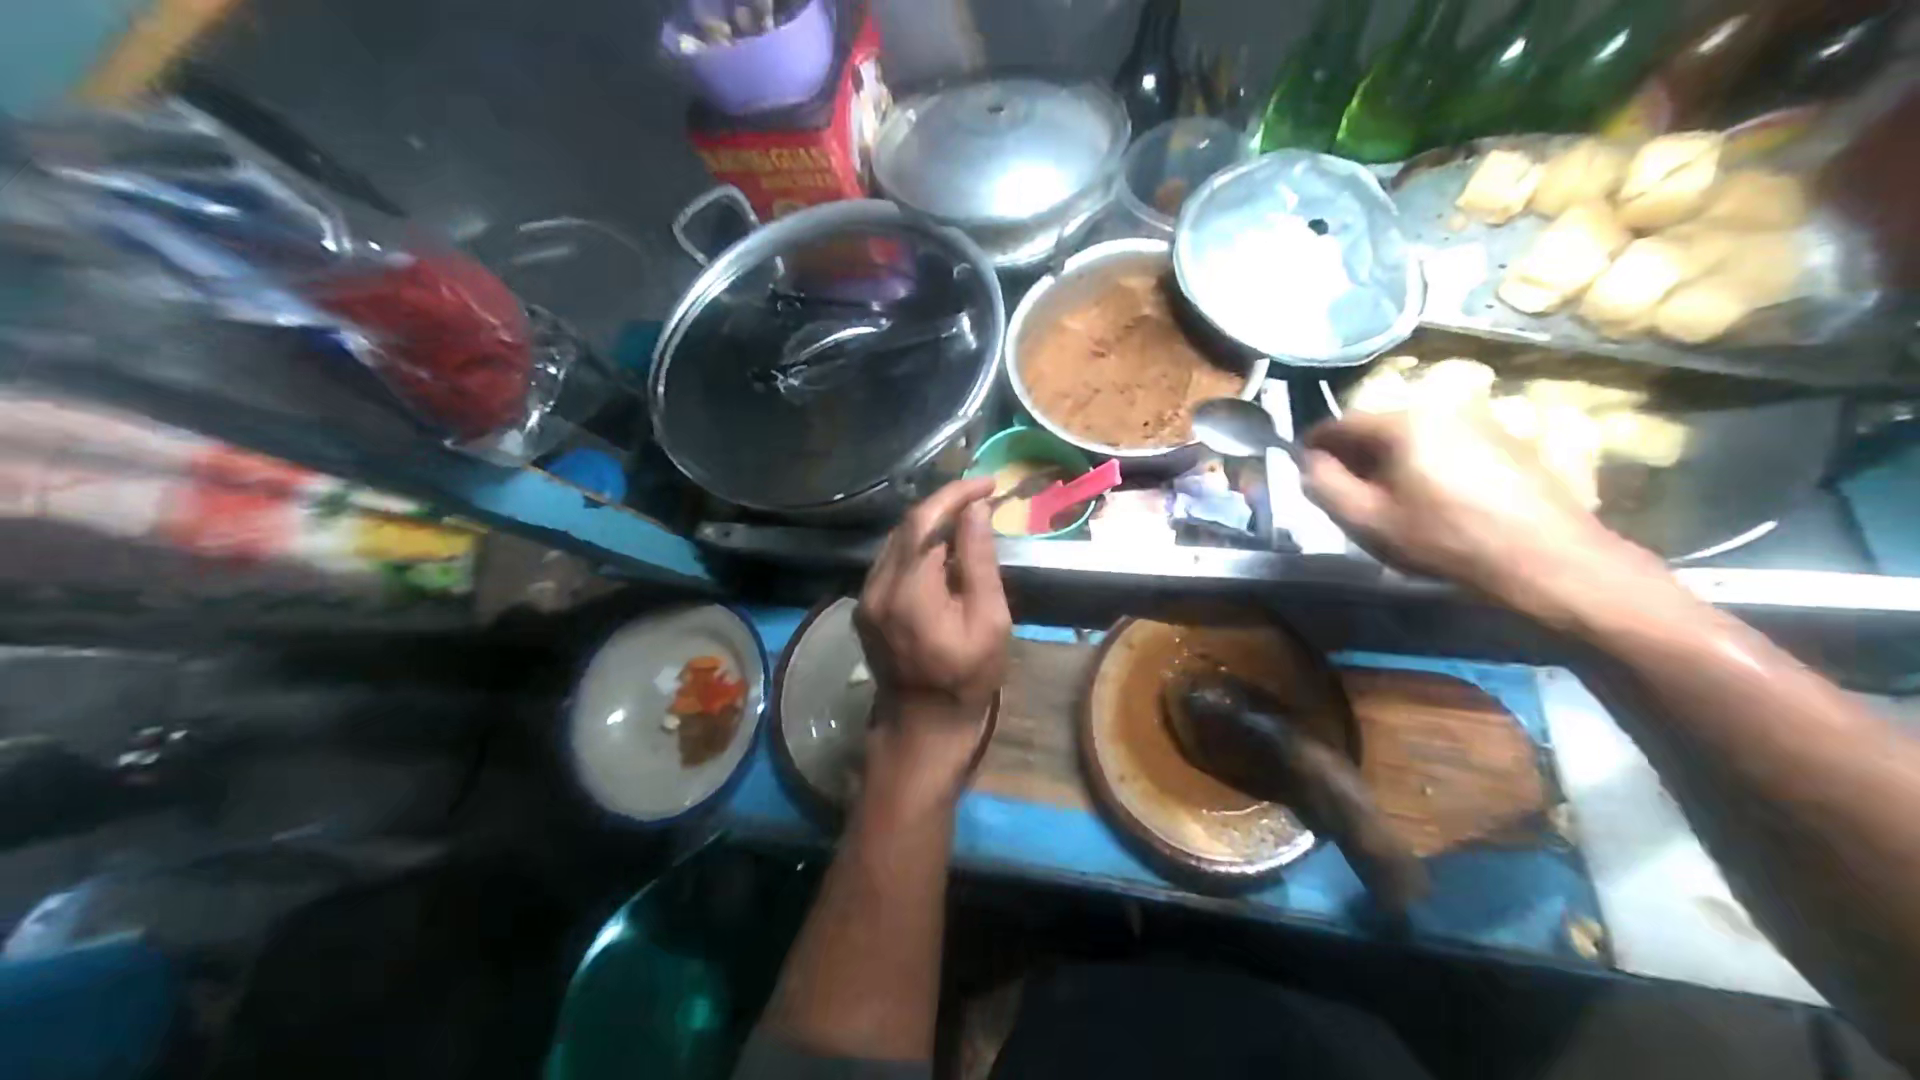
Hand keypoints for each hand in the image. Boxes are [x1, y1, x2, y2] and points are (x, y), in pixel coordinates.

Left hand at [855, 477, 1011, 796]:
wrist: (923, 724)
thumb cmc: (967, 677)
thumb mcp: (989, 620)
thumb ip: (979, 561)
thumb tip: (975, 510)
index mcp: (908, 591)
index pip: (925, 522)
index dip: (956, 495)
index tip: (989, 484)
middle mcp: (876, 587)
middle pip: (906, 527)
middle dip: (944, 506)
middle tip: (981, 499)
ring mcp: (865, 598)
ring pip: (896, 542)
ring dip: (930, 526)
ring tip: (966, 521)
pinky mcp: (864, 607)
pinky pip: (890, 562)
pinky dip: (917, 548)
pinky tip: (942, 553)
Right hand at [1301, 408, 1667, 626]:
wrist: (1545, 559)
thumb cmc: (1444, 538)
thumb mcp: (1367, 519)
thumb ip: (1324, 485)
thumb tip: (1309, 462)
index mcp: (1404, 423)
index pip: (1341, 423)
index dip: (1315, 444)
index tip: (1303, 465)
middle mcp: (1442, 409)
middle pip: (1379, 427)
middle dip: (1354, 454)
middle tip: (1341, 488)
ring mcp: (1480, 423)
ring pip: (1413, 436)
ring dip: (1389, 459)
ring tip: (1384, 496)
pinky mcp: (1507, 442)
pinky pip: (1445, 444)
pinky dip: (1423, 463)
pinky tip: (1428, 497)